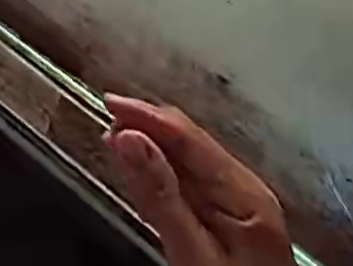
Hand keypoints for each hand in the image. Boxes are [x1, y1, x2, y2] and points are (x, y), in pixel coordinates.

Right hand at [104, 94, 289, 265]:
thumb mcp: (194, 258)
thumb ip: (161, 197)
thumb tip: (127, 136)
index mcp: (245, 194)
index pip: (187, 137)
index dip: (146, 115)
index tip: (108, 103)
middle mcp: (246, 191)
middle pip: (189, 143)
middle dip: (147, 126)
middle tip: (107, 122)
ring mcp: (240, 207)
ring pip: (187, 160)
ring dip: (150, 146)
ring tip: (116, 138)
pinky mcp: (230, 225)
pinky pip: (190, 184)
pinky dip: (161, 171)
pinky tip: (142, 170)